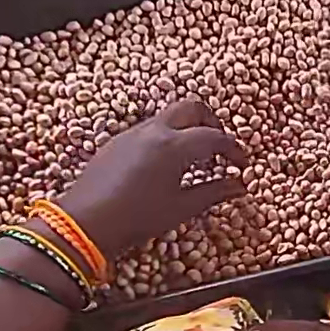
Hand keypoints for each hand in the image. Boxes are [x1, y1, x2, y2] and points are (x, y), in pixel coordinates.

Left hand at [56, 99, 248, 257]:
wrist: (87, 222)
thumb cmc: (138, 218)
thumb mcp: (181, 207)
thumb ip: (213, 192)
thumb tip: (239, 185)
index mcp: (175, 145)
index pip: (215, 137)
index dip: (234, 149)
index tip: (242, 163)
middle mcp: (154, 131)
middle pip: (192, 108)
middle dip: (211, 123)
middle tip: (220, 148)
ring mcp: (132, 133)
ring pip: (168, 117)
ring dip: (188, 129)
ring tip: (195, 158)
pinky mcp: (117, 142)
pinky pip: (149, 129)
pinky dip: (167, 138)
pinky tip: (167, 165)